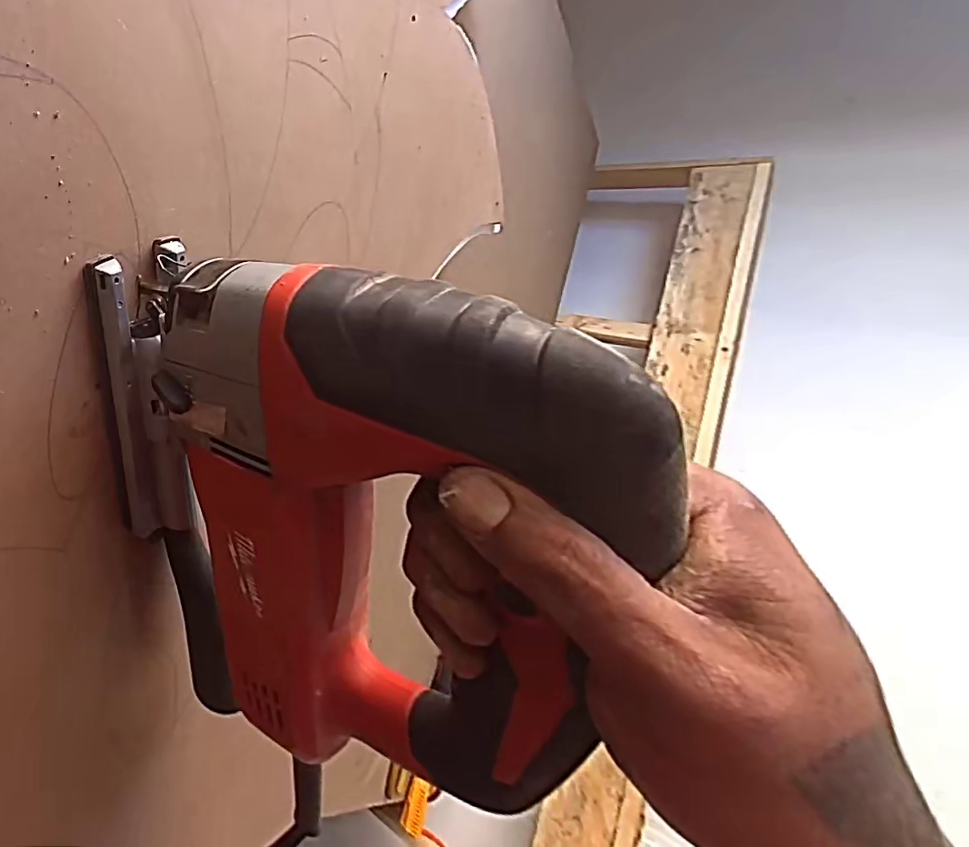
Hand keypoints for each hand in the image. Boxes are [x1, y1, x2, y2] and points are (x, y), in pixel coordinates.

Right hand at [405, 466, 947, 846]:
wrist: (810, 846)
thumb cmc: (793, 769)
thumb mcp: (671, 662)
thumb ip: (569, 568)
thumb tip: (473, 491)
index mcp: (683, 506)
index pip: (541, 457)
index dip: (479, 491)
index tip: (467, 550)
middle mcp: (629, 523)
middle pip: (490, 495)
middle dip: (459, 553)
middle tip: (476, 603)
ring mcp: (594, 562)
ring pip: (472, 537)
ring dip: (453, 589)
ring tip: (482, 636)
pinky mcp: (566, 597)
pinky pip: (481, 579)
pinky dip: (460, 613)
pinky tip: (483, 647)